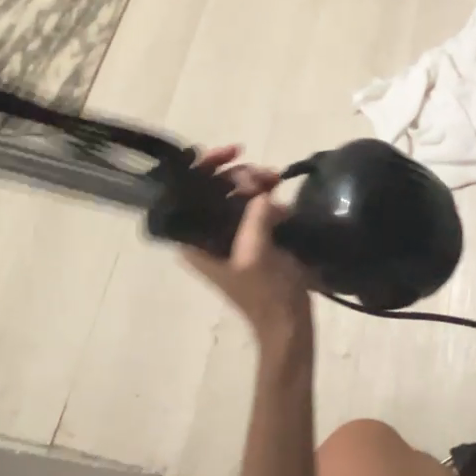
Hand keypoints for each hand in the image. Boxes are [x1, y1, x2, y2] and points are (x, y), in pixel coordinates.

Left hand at [181, 145, 314, 348]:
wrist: (289, 323)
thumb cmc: (265, 292)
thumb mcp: (255, 254)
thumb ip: (254, 216)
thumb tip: (262, 192)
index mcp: (192, 239)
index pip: (187, 190)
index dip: (205, 166)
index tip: (234, 153)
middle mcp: (205, 232)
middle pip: (214, 186)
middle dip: (238, 173)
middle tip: (265, 176)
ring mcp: (229, 233)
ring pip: (236, 192)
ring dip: (256, 181)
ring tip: (276, 181)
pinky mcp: (251, 235)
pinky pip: (254, 203)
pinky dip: (266, 194)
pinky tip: (280, 193)